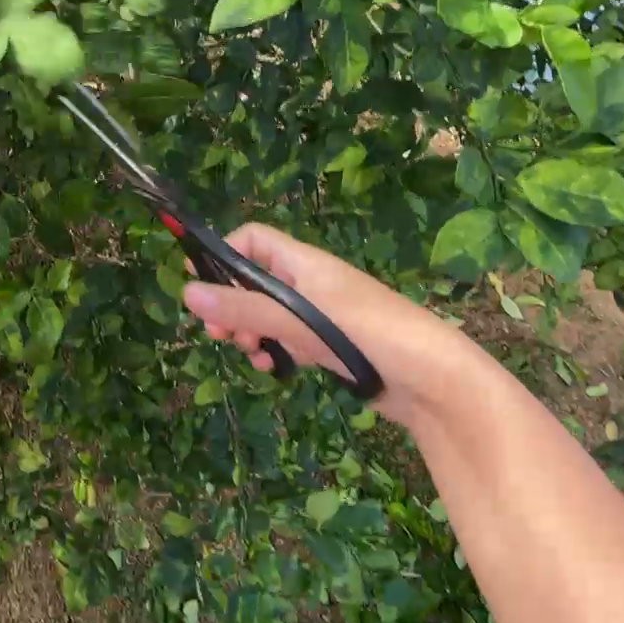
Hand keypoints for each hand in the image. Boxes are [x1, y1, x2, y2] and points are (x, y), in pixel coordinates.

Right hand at [182, 223, 494, 429]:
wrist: (439, 382)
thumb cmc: (369, 333)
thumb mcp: (298, 319)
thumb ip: (242, 308)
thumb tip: (185, 293)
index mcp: (303, 263)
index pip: (252, 240)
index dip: (224, 255)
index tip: (201, 284)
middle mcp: (309, 283)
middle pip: (252, 281)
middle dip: (229, 304)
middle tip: (215, 332)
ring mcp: (320, 316)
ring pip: (266, 314)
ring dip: (247, 330)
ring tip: (248, 352)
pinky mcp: (329, 346)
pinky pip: (286, 339)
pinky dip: (272, 349)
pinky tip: (273, 367)